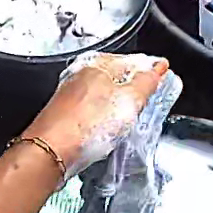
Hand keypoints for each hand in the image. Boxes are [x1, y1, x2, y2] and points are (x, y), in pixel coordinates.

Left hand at [24, 52, 170, 176]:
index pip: (133, 60)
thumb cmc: (85, 126)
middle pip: (116, 76)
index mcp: (98, 64)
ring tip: (130, 114)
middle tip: (149, 96)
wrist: (50, 152)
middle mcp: (81, 74)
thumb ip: (146, 83)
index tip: (162, 76)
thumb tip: (158, 68)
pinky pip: (91, 108)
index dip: (151, 70)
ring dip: (118, 101)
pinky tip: (107, 126)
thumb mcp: (129, 102)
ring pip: (103, 92)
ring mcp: (71, 94)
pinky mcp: (64, 114)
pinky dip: (103, 114)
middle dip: (134, 85)